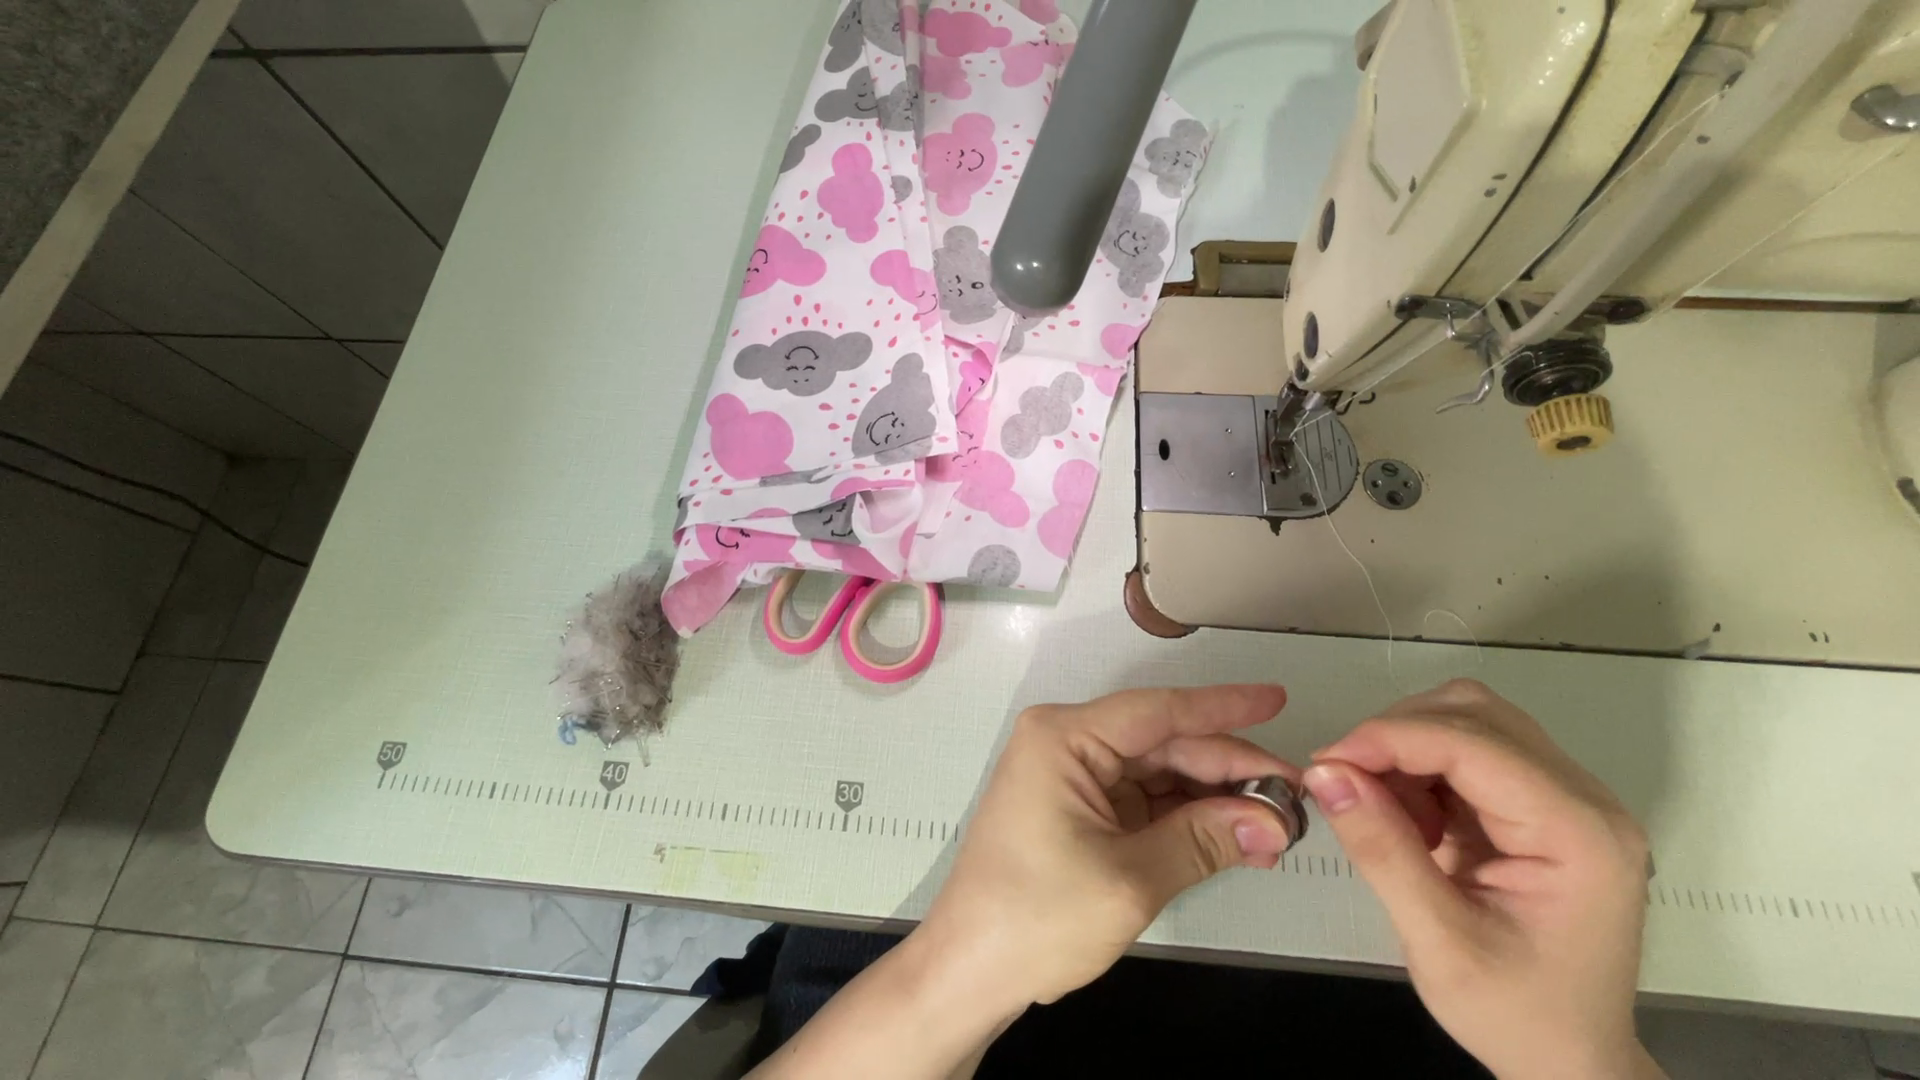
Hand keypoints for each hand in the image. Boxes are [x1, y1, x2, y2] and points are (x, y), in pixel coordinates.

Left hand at [918, 685, 1299, 1009]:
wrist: (970, 972)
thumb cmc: (1037, 918)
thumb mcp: (1130, 879)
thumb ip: (1204, 841)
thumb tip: (1274, 822)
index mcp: (1064, 738)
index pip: (1159, 711)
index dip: (1224, 707)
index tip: (1278, 700)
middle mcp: (1067, 744)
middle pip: (1164, 744)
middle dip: (1229, 770)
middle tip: (1296, 799)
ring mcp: (1073, 778)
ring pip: (1160, 773)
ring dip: (1214, 799)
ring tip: (1276, 829)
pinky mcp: (1080, 810)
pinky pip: (1145, 801)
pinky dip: (1188, 819)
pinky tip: (1234, 839)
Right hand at [1304, 679, 1661, 1079]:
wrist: (1569, 1058)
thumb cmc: (1514, 1013)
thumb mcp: (1438, 942)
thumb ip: (1382, 851)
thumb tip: (1324, 772)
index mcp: (1577, 834)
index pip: (1474, 744)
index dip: (1391, 738)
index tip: (1324, 763)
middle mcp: (1582, 799)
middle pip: (1474, 714)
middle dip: (1396, 735)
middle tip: (1344, 781)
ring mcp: (1563, 798)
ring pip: (1467, 721)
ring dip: (1406, 748)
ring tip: (1380, 808)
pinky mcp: (1537, 803)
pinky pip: (1465, 751)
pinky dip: (1418, 768)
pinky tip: (1410, 818)